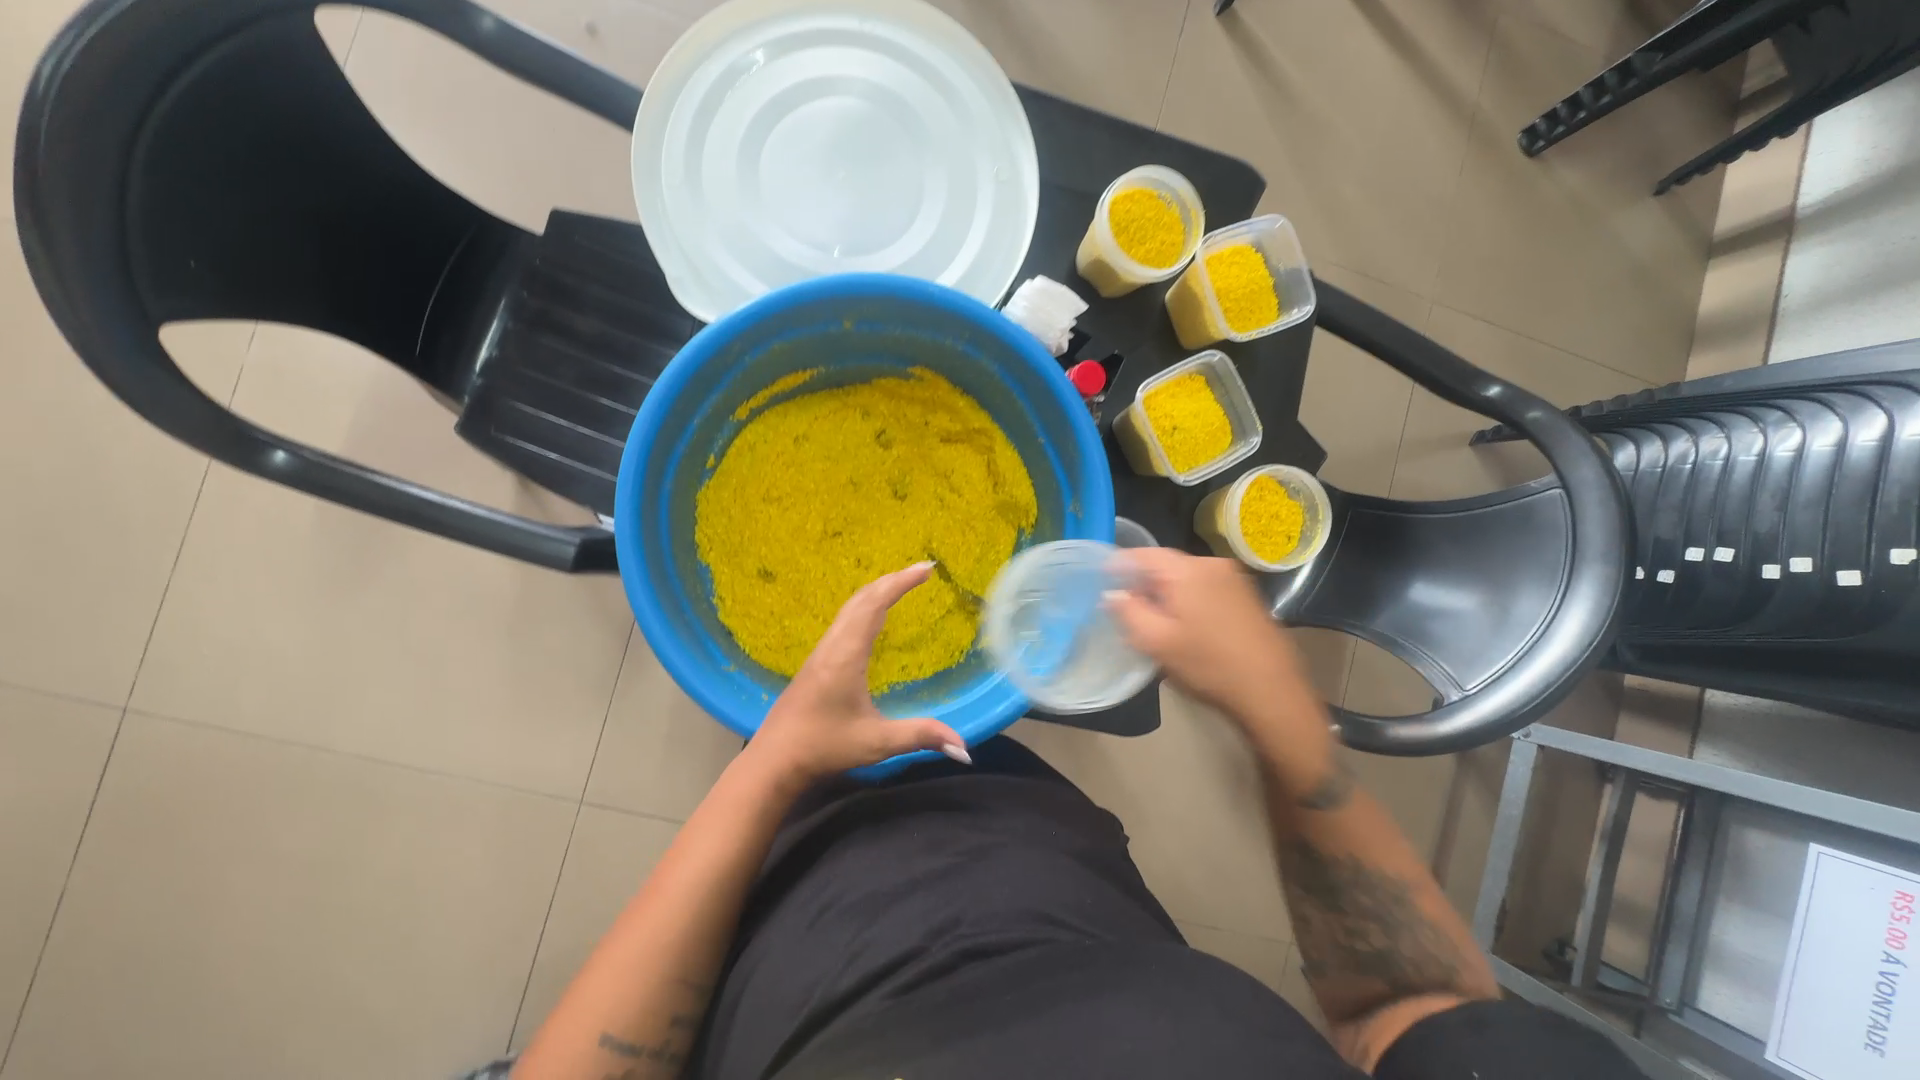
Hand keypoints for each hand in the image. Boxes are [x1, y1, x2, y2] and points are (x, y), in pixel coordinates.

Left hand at [744, 562, 969, 789]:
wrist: (773, 761)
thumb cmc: (824, 747)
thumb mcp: (877, 743)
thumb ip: (921, 737)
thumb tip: (964, 748)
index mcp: (847, 655)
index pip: (875, 605)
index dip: (901, 583)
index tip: (927, 569)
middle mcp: (832, 646)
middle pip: (861, 599)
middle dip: (892, 580)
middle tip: (921, 571)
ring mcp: (821, 653)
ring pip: (849, 609)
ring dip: (876, 592)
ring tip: (901, 585)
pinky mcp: (816, 663)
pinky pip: (843, 621)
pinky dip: (864, 607)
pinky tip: (872, 618)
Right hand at [1106, 548, 1316, 725]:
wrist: (1271, 690)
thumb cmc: (1208, 664)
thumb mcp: (1157, 642)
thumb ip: (1128, 612)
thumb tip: (1113, 593)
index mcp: (1187, 570)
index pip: (1142, 554)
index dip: (1118, 566)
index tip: (1102, 583)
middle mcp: (1212, 564)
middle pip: (1165, 566)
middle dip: (1144, 585)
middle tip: (1126, 610)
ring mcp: (1234, 579)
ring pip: (1186, 579)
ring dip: (1167, 595)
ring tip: (1154, 623)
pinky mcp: (1246, 596)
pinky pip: (1205, 589)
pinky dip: (1189, 601)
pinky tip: (1185, 628)